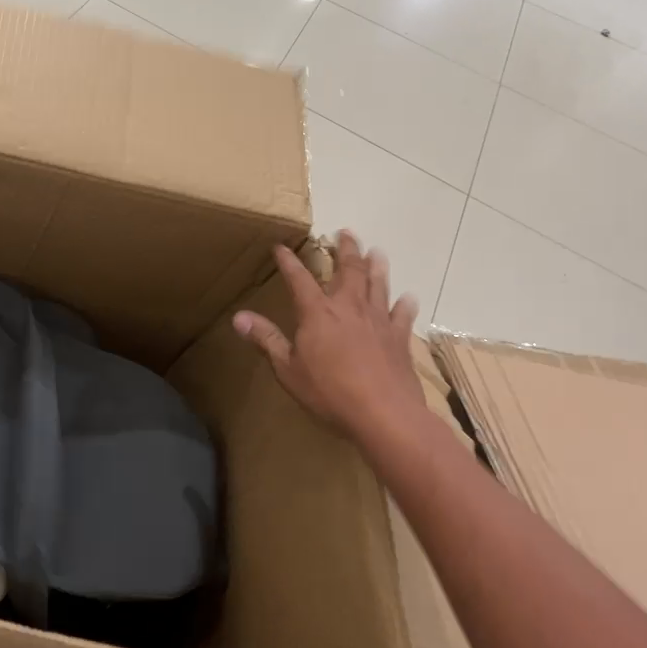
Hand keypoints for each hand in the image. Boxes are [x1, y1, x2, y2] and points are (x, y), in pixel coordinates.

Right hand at [232, 230, 424, 443]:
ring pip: (378, 285)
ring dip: (376, 266)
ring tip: (376, 251)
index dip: (288, 261)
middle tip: (345, 232)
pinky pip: (402, 315)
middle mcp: (348, 308)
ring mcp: (378, 321)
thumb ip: (266, 339)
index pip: (298, 278)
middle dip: (345, 250)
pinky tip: (408, 297)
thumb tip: (238, 317)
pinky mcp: (399, 339)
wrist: (385, 415)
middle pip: (348, 270)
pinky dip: (405, 304)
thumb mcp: (288, 368)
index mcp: (317, 312)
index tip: (280, 246)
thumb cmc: (330, 392)